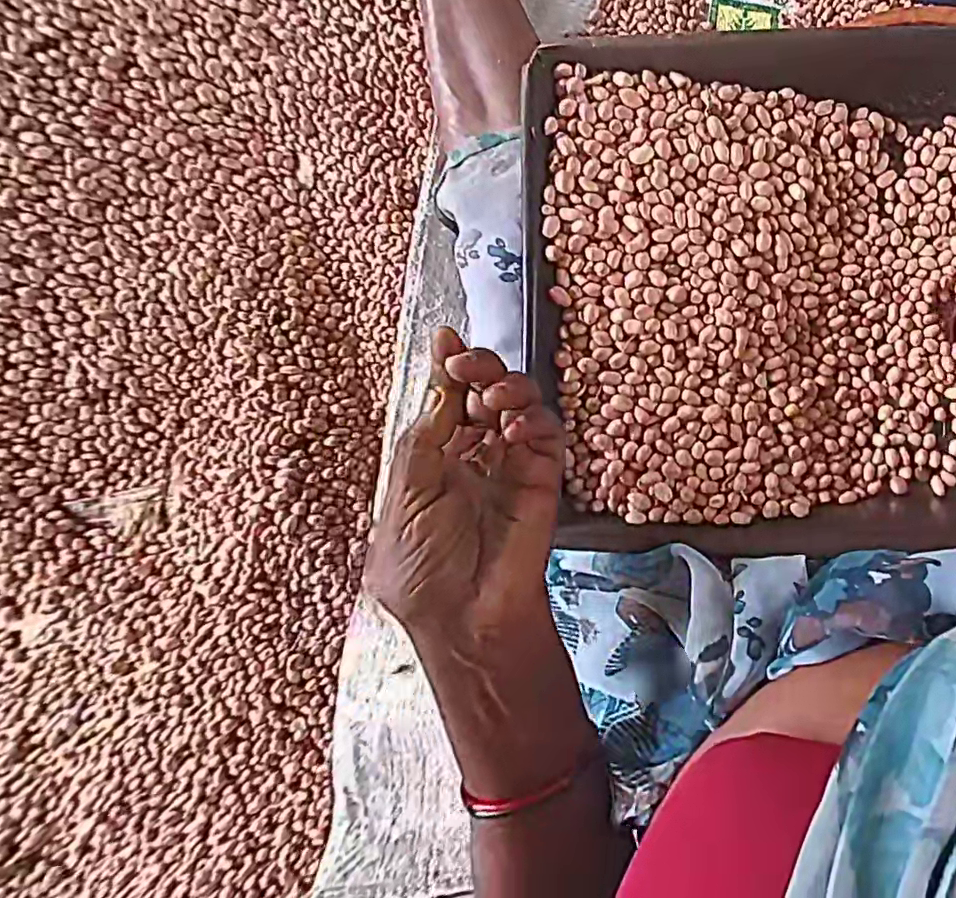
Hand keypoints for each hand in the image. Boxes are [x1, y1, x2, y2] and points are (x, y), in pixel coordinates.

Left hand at [364, 327, 562, 645]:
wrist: (462, 616)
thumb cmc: (422, 562)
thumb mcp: (406, 489)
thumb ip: (428, 429)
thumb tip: (440, 368)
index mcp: (440, 456)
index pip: (451, 399)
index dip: (451, 368)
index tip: (447, 339)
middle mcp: (479, 453)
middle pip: (488, 393)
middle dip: (480, 370)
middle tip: (468, 365)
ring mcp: (514, 463)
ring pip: (524, 405)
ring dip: (509, 389)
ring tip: (491, 398)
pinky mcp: (545, 476)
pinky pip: (548, 435)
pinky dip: (535, 422)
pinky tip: (513, 432)